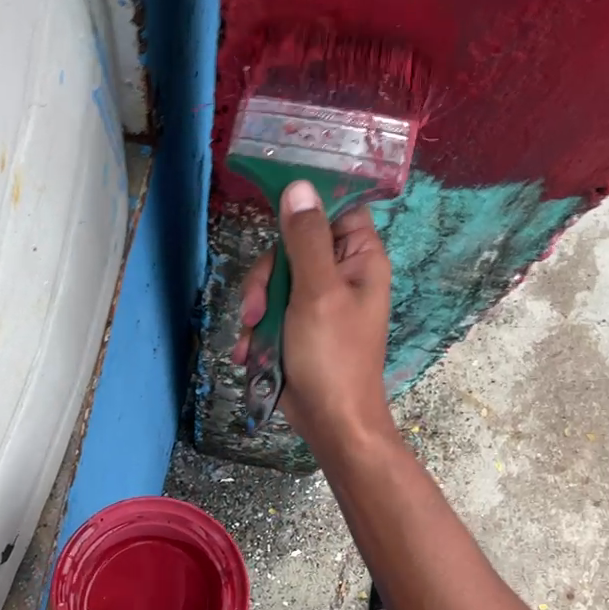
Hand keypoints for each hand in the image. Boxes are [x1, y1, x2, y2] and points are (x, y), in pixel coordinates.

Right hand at [231, 180, 396, 452]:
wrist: (331, 423)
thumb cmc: (332, 357)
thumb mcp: (317, 292)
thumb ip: (305, 239)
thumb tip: (298, 186)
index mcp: (360, 259)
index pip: (336, 209)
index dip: (306, 207)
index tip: (272, 212)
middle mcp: (340, 275)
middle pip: (291, 248)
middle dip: (266, 279)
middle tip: (257, 309)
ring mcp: (317, 304)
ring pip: (274, 283)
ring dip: (256, 311)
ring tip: (252, 340)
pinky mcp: (297, 329)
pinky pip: (269, 315)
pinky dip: (256, 333)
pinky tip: (248, 354)